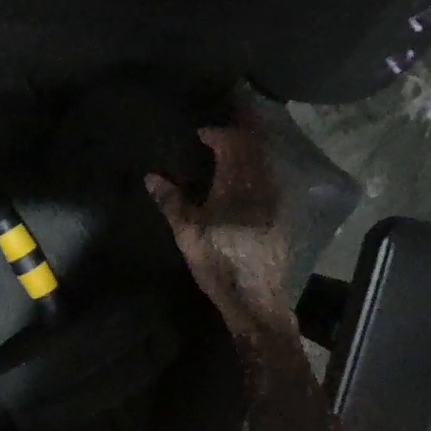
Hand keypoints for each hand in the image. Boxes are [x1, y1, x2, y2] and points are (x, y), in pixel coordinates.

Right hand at [146, 124, 292, 331]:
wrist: (256, 297)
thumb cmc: (217, 264)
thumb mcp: (187, 233)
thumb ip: (171, 201)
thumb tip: (151, 176)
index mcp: (236, 184)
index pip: (232, 143)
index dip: (217, 133)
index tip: (201, 134)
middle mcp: (260, 185)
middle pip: (253, 147)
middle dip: (236, 135)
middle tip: (217, 134)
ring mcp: (274, 200)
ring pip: (263, 163)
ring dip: (248, 152)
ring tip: (229, 154)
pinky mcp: (279, 215)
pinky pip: (268, 179)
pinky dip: (256, 170)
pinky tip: (244, 182)